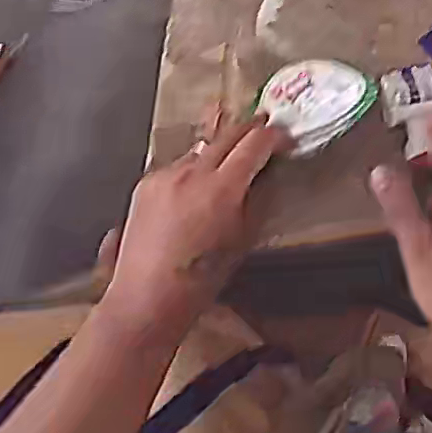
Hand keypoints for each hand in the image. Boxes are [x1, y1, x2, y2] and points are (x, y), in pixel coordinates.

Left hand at [97, 117, 290, 340]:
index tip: (286, 140)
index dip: (276, 136)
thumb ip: (261, 194)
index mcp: (222, 188)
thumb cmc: (204, 277)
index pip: (256, 141)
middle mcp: (193, 172)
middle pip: (230, 133)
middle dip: (252, 131)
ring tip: (229, 170)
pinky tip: (196, 191)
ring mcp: (166, 175)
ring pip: (205, 148)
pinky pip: (181, 165)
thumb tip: (271, 168)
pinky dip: (195, 170)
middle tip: (266, 137)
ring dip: (222, 152)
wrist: (145, 300)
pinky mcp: (146, 183)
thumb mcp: (246, 235)